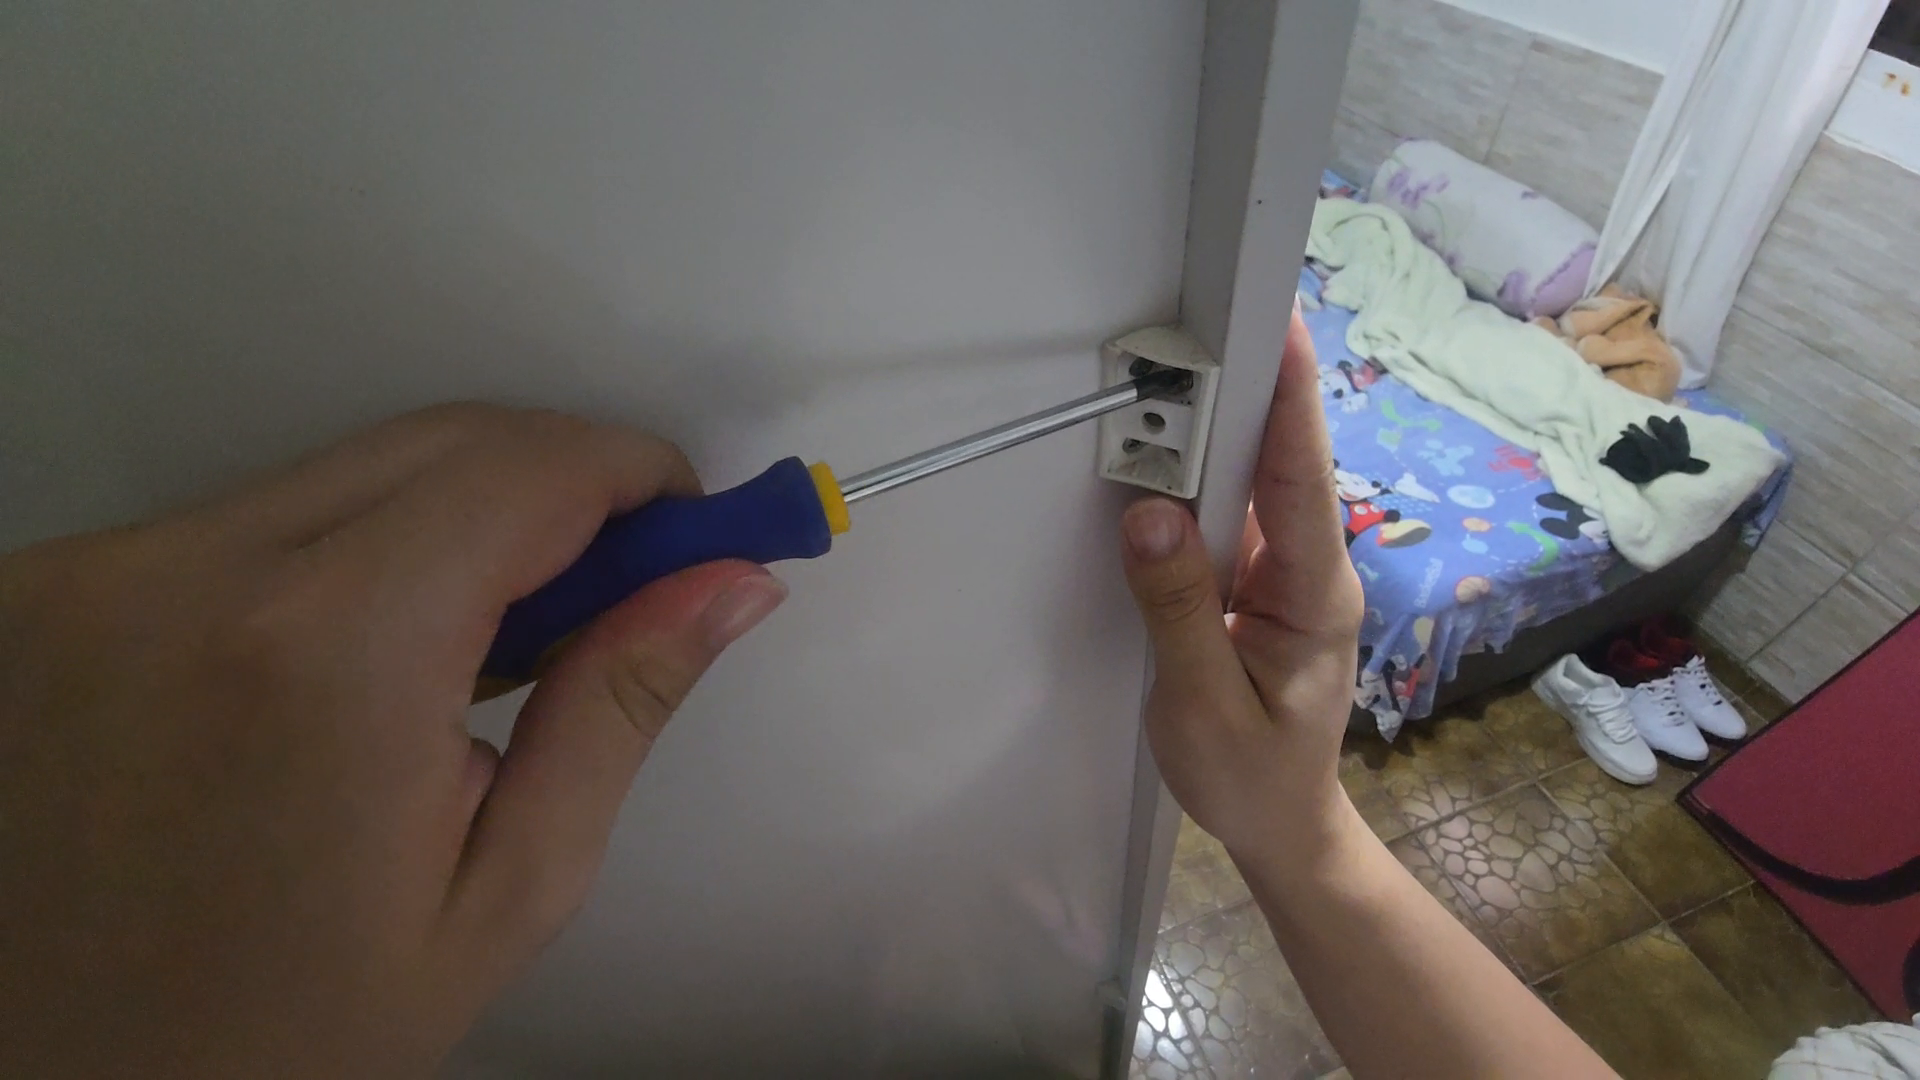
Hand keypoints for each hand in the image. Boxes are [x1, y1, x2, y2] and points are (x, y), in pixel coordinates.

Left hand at [0, 404, 786, 1076]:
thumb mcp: (519, 879)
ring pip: (378, 462)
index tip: (695, 529)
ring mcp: (94, 568)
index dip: (638, 471)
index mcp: (329, 654)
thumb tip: (738, 583)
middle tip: (635, 574)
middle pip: (458, 440)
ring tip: (524, 623)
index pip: (530, 470)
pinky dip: (396, 534)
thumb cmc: (310, 1022)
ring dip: (491, 508)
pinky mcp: (56, 580)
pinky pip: (292, 505)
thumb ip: (625, 702)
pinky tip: (411, 635)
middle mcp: (187, 571)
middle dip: (579, 480)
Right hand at [1119, 313, 1364, 865]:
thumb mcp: (1205, 703)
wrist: (1282, 822)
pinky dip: (1192, 480)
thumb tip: (1147, 516)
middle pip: (1278, 463)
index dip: (1288, 398)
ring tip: (1170, 377)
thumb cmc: (1251, 775)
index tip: (1274, 324)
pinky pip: (1224, 516)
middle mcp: (1306, 566)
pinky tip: (1160, 457)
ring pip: (1248, 485)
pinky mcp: (1252, 582)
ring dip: (1211, 430)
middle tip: (1201, 328)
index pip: (1301, 478)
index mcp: (1312, 591)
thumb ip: (1178, 609)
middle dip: (1244, 392)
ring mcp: (1280, 571)